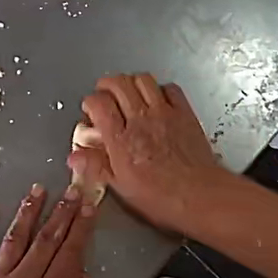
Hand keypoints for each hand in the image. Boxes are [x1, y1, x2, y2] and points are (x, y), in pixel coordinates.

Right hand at [70, 74, 229, 234]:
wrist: (201, 197)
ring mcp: (164, 113)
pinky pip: (170, 88)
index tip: (91, 110)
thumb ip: (96, 166)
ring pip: (142, 79)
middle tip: (105, 95)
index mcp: (121, 139)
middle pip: (118, 83)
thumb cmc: (162, 197)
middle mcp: (140, 120)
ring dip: (131, 82)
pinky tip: (156, 101)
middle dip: (106, 85)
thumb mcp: (120, 187)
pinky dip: (160, 89)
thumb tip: (75, 157)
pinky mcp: (184, 113)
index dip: (90, 102)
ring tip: (128, 93)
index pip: (98, 102)